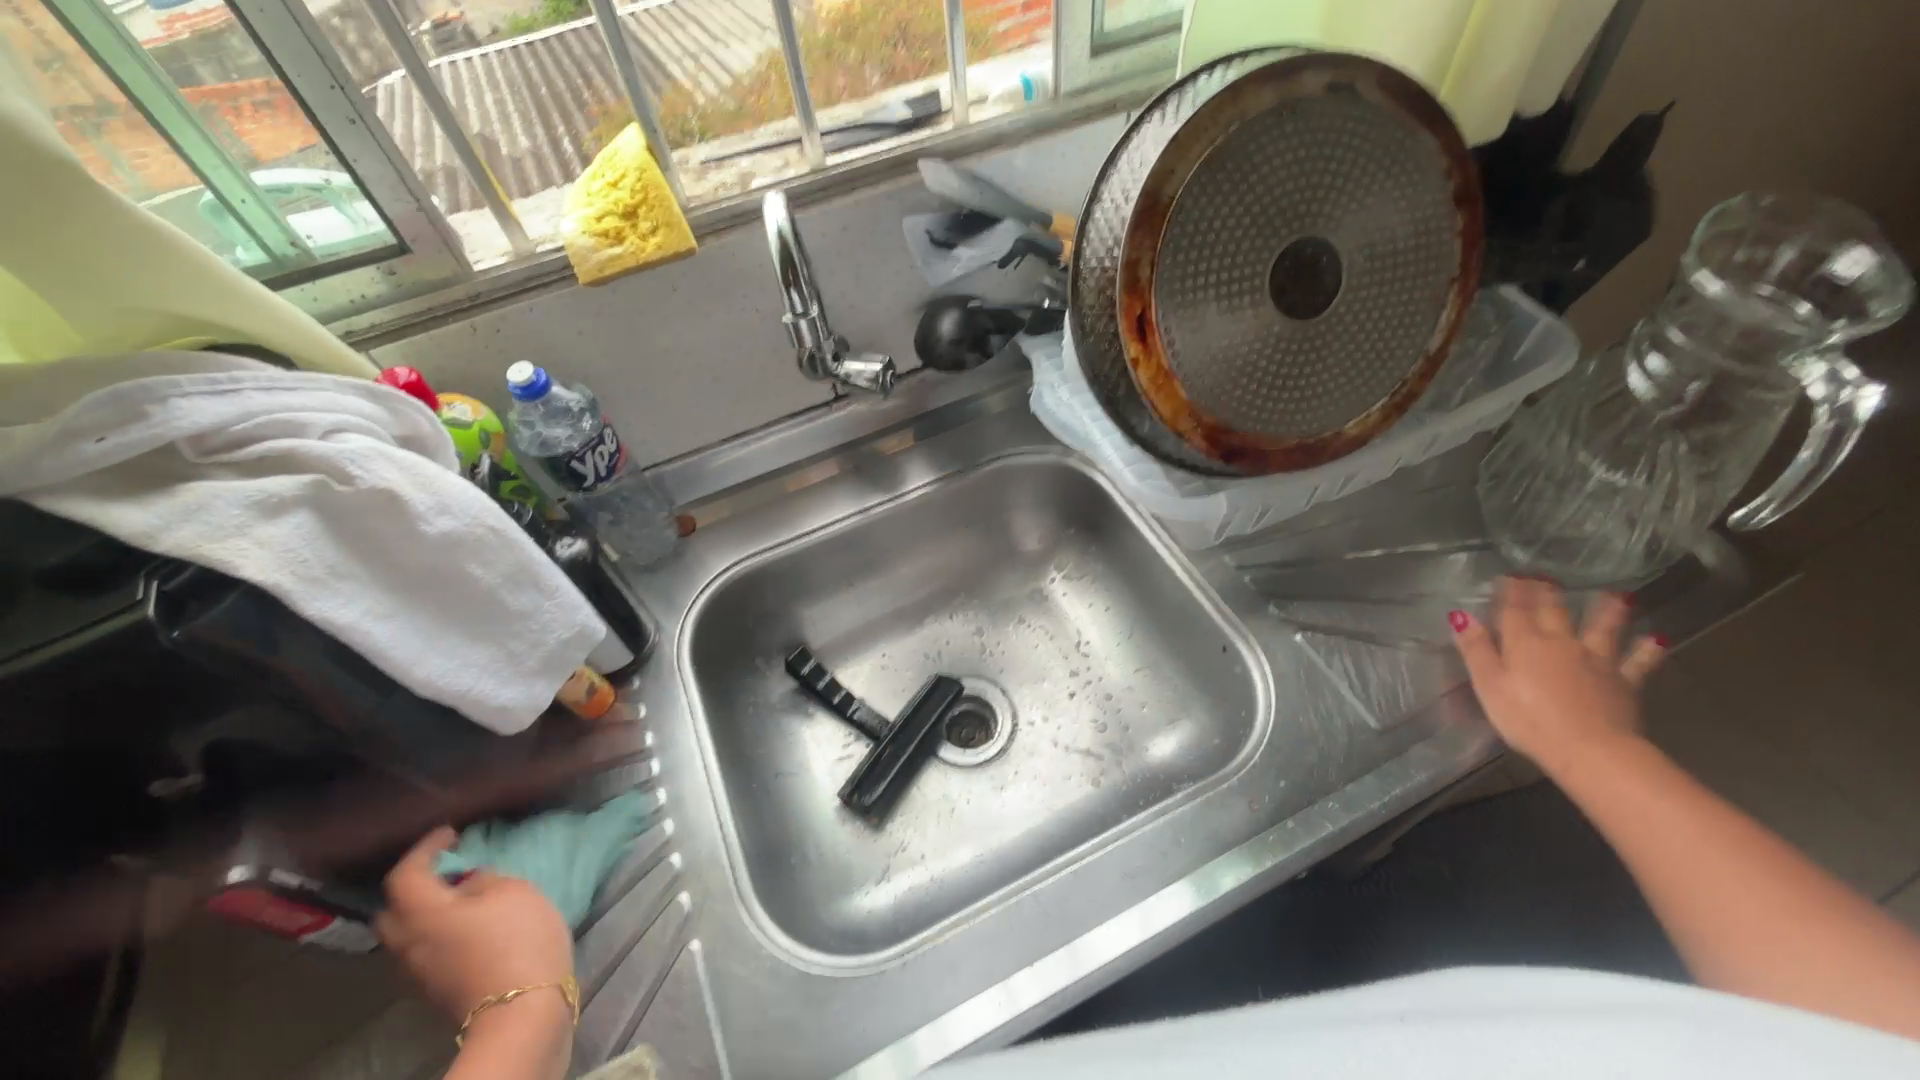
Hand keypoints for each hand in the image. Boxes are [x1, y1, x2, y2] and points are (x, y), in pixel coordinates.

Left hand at [376, 827, 574, 1027]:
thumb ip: (485, 880)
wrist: (522, 1012)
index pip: (405, 874)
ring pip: (407, 935)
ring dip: (427, 914)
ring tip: (461, 900)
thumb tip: (468, 884)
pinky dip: (439, 934)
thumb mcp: (514, 892)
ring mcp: (419, 973)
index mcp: (422, 913)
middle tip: (447, 872)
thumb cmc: (518, 941)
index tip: (451, 834)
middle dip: (415, 888)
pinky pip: (426, 952)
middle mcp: (407, 944)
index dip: (425, 849)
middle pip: (393, 910)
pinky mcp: (437, 991)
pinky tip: (469, 929)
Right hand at [1451, 578, 1667, 774]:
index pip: (1514, 610)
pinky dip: (1647, 649)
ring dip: (1606, 610)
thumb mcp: (1489, 686)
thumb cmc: (1529, 720)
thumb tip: (1461, 615)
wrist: (1590, 750)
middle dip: (1546, 592)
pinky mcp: (1624, 681)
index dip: (1510, 591)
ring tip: (1614, 594)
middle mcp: (1562, 643)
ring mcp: (1597, 660)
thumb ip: (1476, 649)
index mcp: (1525, 643)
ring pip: (1603, 627)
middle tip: (1545, 576)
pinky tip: (1656, 639)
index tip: (1508, 576)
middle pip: (1554, 610)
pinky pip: (1638, 661)